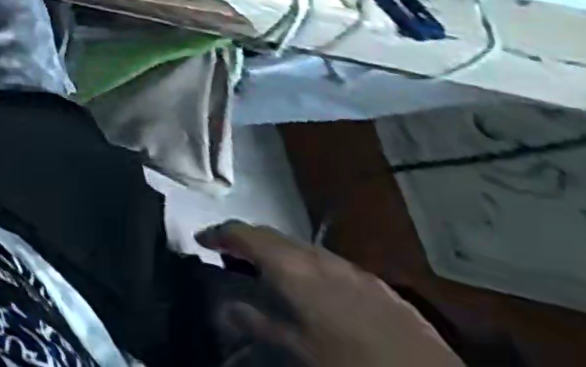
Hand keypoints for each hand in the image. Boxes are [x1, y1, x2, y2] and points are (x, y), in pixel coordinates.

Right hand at [196, 221, 463, 366]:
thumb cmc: (352, 364)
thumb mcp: (298, 349)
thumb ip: (258, 322)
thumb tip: (225, 305)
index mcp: (290, 266)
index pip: (241, 232)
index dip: (217, 233)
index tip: (201, 241)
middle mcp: (318, 257)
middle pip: (272, 235)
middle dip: (248, 241)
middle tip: (231, 255)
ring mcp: (355, 271)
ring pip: (305, 249)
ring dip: (282, 253)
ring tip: (272, 273)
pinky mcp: (384, 289)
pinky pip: (335, 267)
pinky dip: (314, 269)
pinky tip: (320, 293)